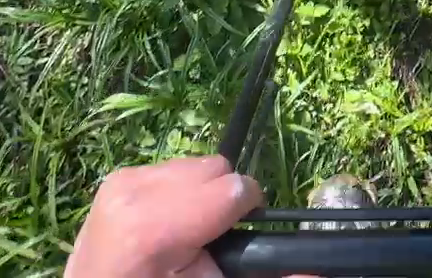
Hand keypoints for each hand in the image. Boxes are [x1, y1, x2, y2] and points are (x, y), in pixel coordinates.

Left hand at [66, 155, 263, 277]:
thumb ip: (258, 268)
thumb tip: (313, 269)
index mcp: (149, 231)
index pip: (231, 188)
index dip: (244, 211)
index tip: (233, 238)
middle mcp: (132, 194)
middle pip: (216, 169)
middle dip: (220, 202)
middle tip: (202, 243)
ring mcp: (122, 181)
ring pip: (198, 164)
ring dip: (200, 195)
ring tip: (179, 237)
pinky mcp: (118, 176)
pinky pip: (174, 166)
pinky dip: (179, 192)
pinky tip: (163, 226)